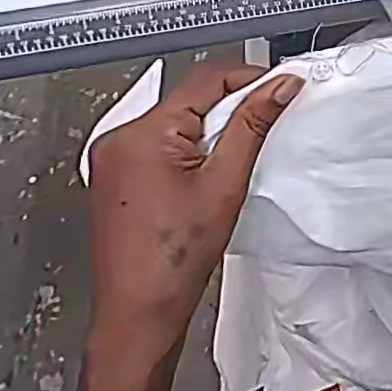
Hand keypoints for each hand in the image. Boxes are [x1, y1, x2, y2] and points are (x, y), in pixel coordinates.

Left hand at [83, 61, 303, 362]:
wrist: (140, 312)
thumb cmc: (172, 262)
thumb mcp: (225, 182)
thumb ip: (253, 124)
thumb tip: (277, 88)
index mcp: (141, 134)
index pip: (206, 78)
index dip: (250, 78)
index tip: (279, 85)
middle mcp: (118, 138)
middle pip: (191, 96)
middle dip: (231, 108)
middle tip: (258, 132)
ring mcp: (112, 156)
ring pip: (178, 118)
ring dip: (212, 129)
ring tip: (226, 166)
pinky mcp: (115, 172)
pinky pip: (161, 140)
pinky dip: (191, 146)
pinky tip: (204, 176)